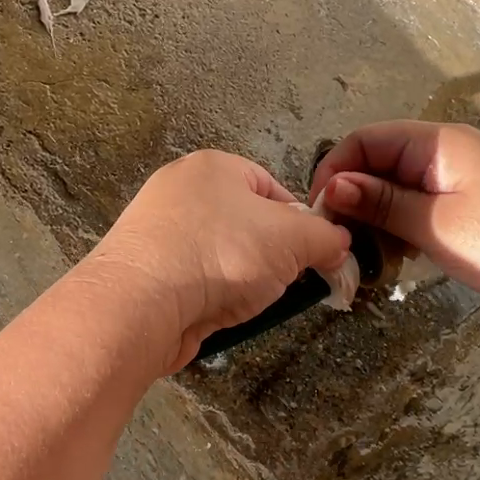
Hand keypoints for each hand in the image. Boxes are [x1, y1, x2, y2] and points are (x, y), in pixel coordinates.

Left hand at [82, 151, 351, 371]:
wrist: (141, 304)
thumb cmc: (222, 254)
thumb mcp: (294, 238)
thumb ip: (326, 238)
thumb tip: (338, 246)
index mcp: (213, 165)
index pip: (272, 188)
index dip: (301, 224)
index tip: (314, 257)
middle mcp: (181, 189)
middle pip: (247, 222)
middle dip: (273, 255)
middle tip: (287, 282)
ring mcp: (158, 229)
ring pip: (222, 253)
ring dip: (244, 279)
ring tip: (252, 303)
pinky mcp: (146, 269)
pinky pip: (195, 277)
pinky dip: (212, 294)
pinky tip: (220, 314)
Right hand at [312, 121, 479, 318]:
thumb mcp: (434, 225)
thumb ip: (379, 203)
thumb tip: (330, 187)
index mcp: (436, 141)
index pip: (364, 140)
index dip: (334, 170)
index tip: (318, 211)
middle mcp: (447, 147)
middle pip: (380, 160)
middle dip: (354, 196)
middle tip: (342, 239)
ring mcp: (463, 172)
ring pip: (400, 183)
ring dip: (379, 214)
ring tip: (371, 253)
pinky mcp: (475, 196)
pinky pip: (423, 198)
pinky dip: (405, 222)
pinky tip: (403, 253)